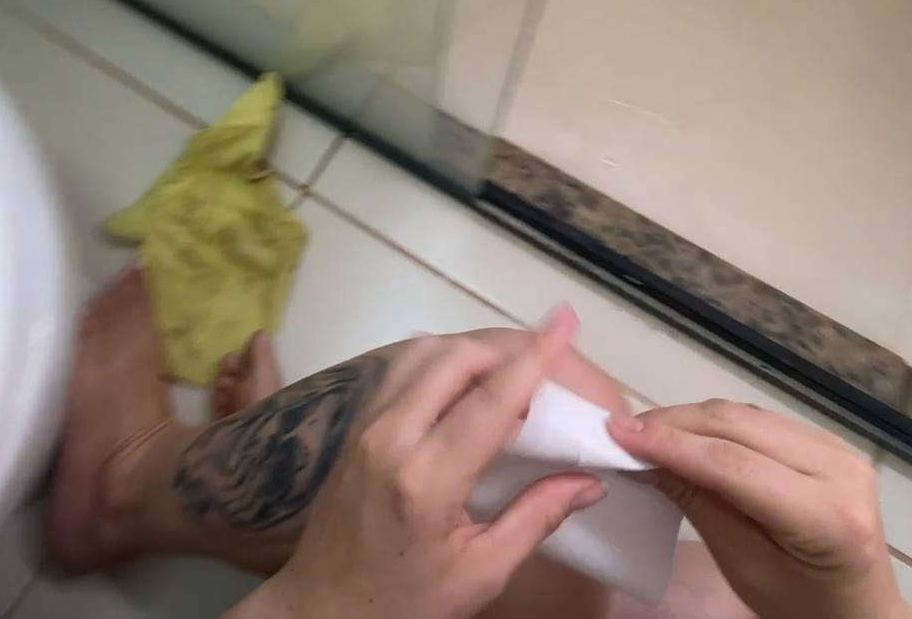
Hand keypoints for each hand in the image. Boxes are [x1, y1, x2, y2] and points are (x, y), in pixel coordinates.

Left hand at [251, 320, 606, 618]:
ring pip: (422, 352)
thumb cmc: (405, 602)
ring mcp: (368, 422)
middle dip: (501, 351)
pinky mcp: (357, 420)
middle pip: (454, 358)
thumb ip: (535, 519)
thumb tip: (590, 481)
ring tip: (501, 376)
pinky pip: (400, 368)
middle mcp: (392, 435)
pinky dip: (436, 360)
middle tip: (536, 369)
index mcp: (427, 479)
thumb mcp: (479, 575)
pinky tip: (458, 384)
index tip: (563, 322)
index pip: (490, 400)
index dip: (533, 358)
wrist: (321, 608)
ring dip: (467, 351)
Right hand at [609, 400, 911, 618]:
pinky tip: (684, 432)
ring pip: (742, 413)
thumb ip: (697, 503)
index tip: (617, 431)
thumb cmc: (799, 605)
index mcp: (829, 517)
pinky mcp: (823, 436)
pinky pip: (754, 417)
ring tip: (646, 431)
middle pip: (738, 427)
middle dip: (673, 423)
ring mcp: (836, 446)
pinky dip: (712, 421)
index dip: (671, 443)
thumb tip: (642, 455)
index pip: (734, 465)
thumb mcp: (743, 567)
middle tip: (622, 429)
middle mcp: (839, 468)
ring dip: (688, 418)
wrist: (858, 610)